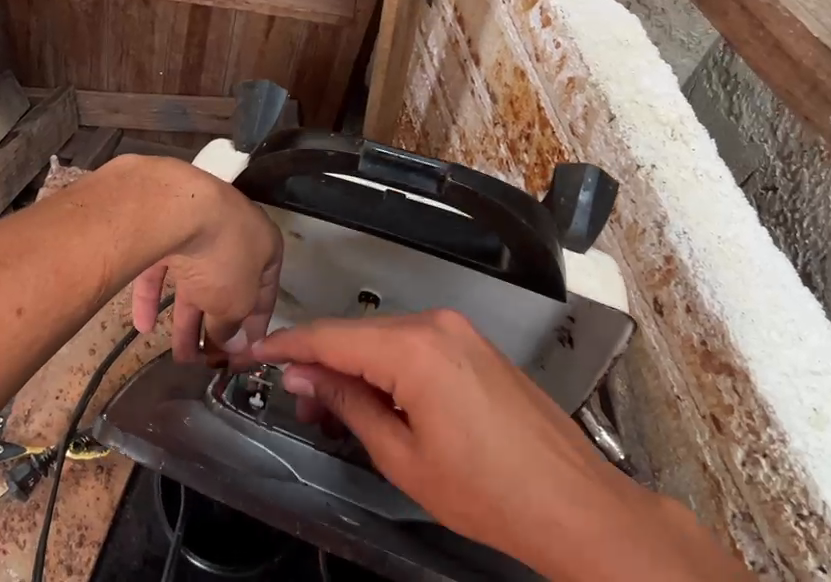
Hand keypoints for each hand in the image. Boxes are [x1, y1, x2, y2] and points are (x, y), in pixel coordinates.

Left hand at [124, 157, 280, 362]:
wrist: (175, 208)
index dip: (253, 329)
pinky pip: (158, 267)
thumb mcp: (236, 303)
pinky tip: (143, 325)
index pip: (264, 293)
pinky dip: (151, 295)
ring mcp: (193, 226)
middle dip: (214, 327)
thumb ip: (232, 326)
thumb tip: (228, 343)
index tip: (241, 358)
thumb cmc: (222, 256)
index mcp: (263, 245)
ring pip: (190, 279)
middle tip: (205, 361)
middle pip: (224, 287)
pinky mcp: (158, 227)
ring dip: (184, 318)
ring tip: (177, 355)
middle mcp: (231, 232)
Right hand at [251, 311, 752, 581]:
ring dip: (353, 367)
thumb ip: (347, 403)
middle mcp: (436, 325)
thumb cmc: (489, 492)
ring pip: (382, 339)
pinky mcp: (473, 345)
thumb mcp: (402, 456)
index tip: (252, 352)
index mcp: (414, 348)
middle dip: (320, 363)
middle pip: (355, 334)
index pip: (330, 337)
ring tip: (333, 410)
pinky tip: (375, 399)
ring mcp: (459, 331)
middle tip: (298, 401)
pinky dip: (385, 367)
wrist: (577, 506)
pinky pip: (413, 345)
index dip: (286, 345)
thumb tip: (306, 374)